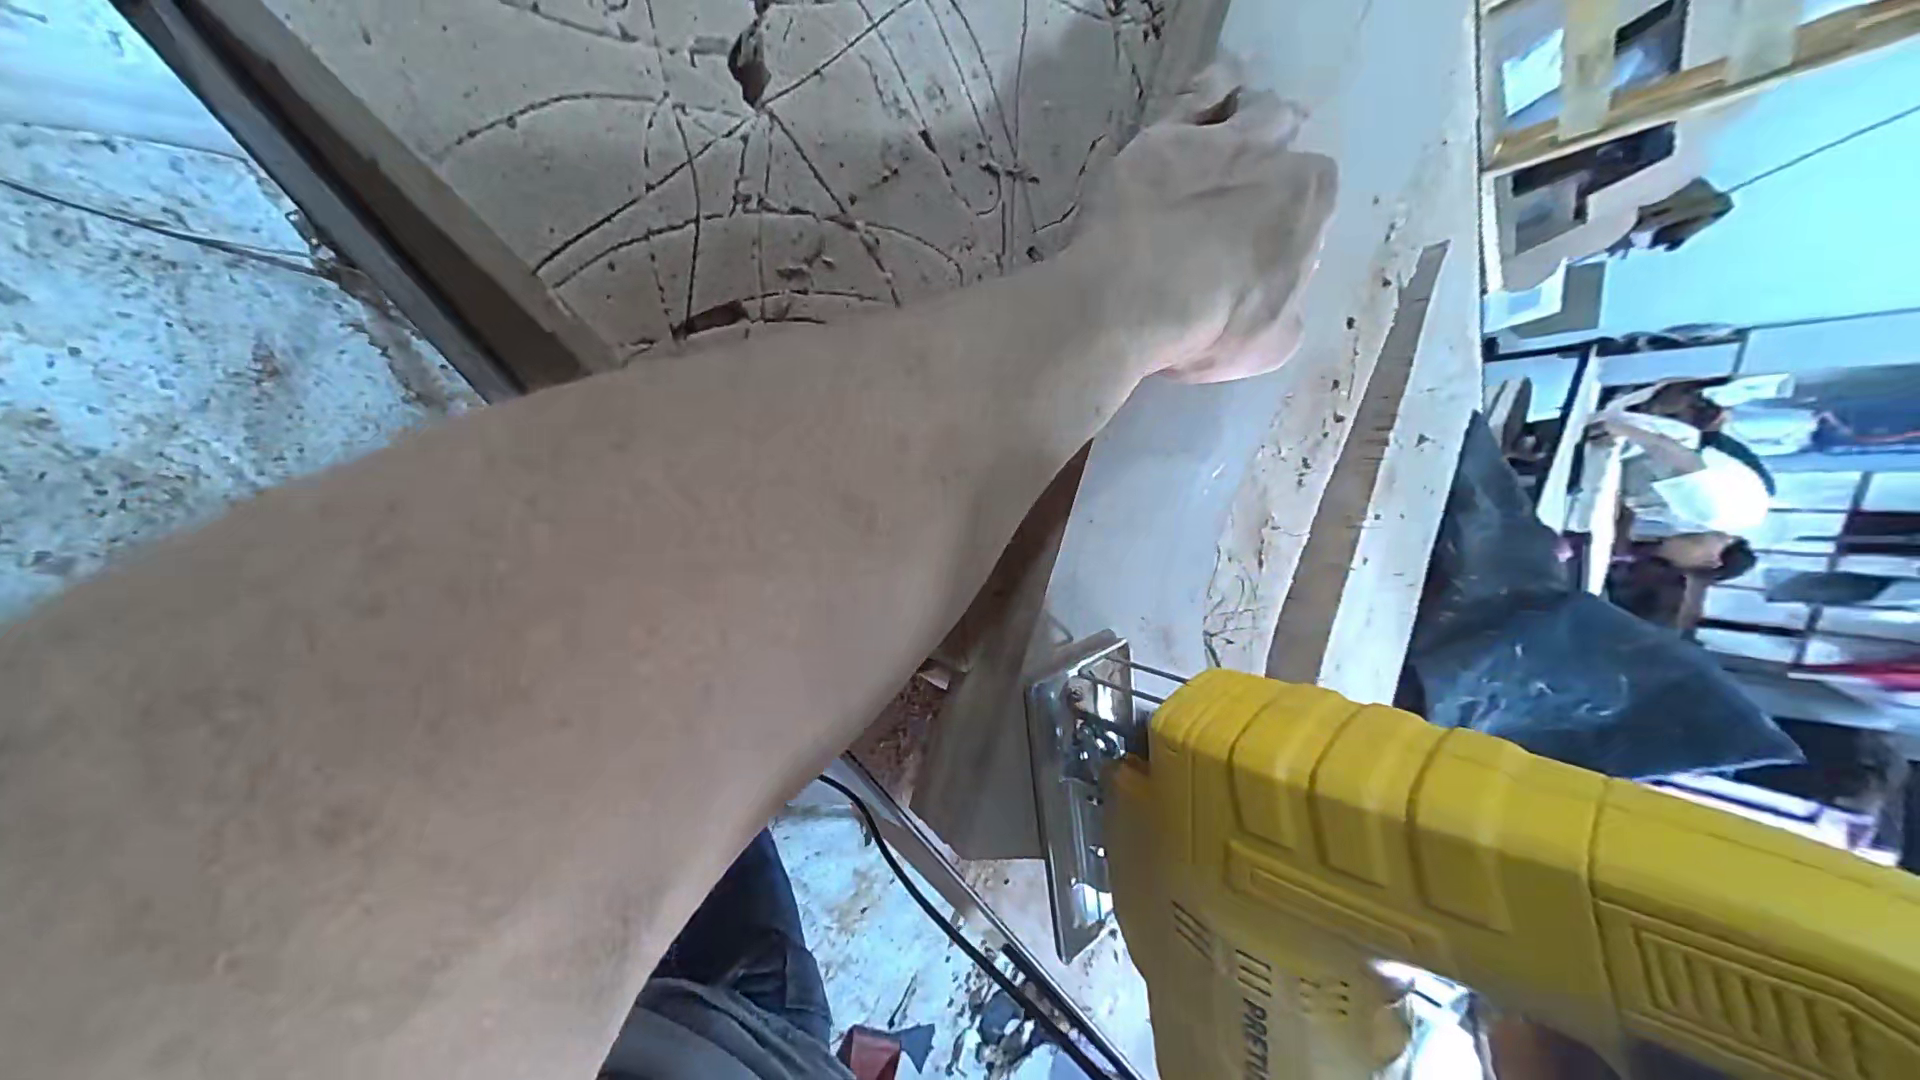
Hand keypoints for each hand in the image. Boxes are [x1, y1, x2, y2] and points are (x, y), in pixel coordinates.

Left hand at [1069, 62, 1336, 383]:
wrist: (1126, 303)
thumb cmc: (1205, 328)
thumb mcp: (1266, 344)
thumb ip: (1285, 315)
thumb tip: (1283, 307)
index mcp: (1305, 205)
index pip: (1310, 200)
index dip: (1288, 220)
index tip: (1262, 245)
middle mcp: (1269, 157)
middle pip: (1284, 143)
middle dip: (1274, 160)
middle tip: (1248, 189)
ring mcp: (1213, 143)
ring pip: (1251, 108)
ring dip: (1252, 117)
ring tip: (1237, 136)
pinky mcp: (1159, 139)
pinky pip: (1196, 93)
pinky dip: (1209, 91)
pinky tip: (1209, 99)